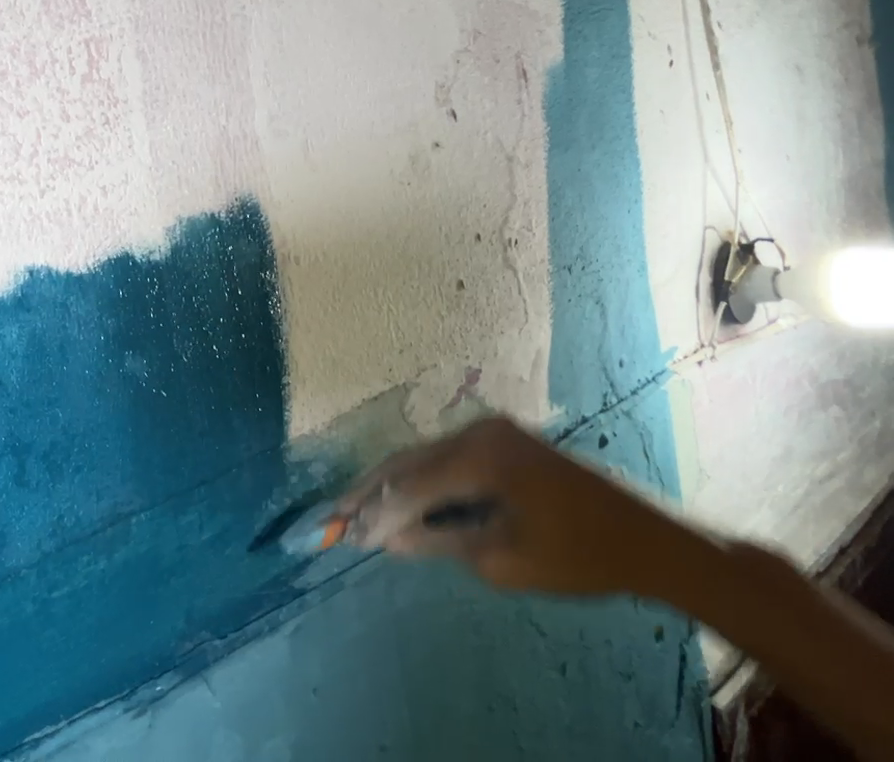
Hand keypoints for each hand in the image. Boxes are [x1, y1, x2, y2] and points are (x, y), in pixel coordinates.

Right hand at [334, 415, 685, 596]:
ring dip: (393, 486)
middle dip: (371, 492)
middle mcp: (478, 432)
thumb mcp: (503, 560)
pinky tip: (402, 501)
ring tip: (360, 512)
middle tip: (336, 517)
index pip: (410, 485)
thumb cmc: (582, 556)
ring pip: (423, 458)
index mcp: (480, 455)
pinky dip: (421, 482)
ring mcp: (490, 432)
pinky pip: (445, 459)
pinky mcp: (501, 442)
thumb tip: (388, 539)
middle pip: (408, 462)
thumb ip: (438, 543)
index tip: (344, 535)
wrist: (655, 542)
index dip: (375, 513)